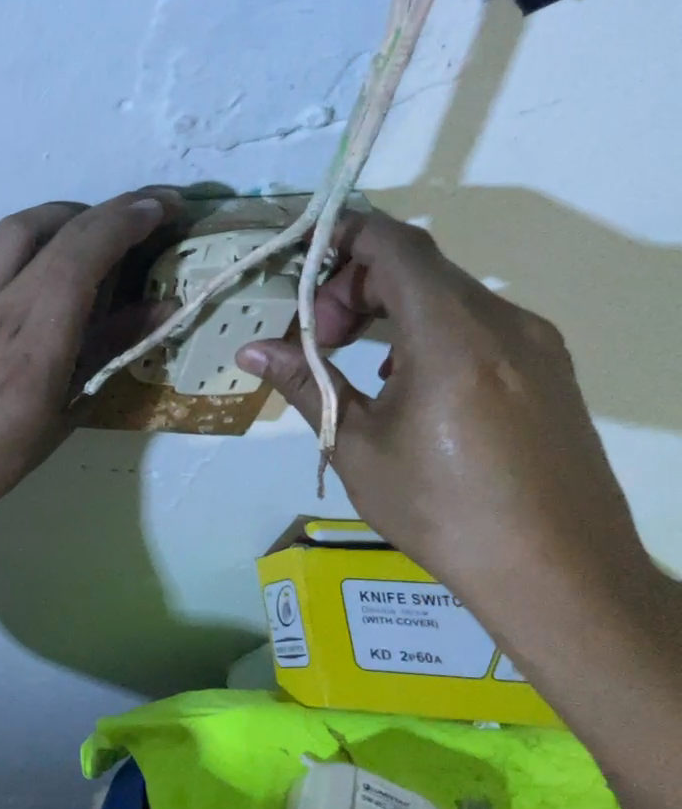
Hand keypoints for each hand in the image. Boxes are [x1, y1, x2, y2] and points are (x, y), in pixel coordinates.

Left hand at [0, 190, 178, 522]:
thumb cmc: (11, 448)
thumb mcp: (74, 402)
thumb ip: (114, 346)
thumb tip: (165, 304)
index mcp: (37, 338)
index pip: (82, 253)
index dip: (125, 220)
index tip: (161, 208)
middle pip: (53, 233)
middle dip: (105, 211)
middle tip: (137, 216)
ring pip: (6, 231)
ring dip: (51, 217)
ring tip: (80, 230)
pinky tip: (4, 252)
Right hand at [236, 210, 653, 598]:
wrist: (557, 570)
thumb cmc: (440, 506)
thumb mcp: (353, 445)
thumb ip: (306, 384)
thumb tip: (252, 349)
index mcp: (453, 336)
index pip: (398, 247)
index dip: (343, 238)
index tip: (296, 265)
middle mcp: (505, 325)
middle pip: (419, 267)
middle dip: (353, 285)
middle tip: (313, 337)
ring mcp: (535, 347)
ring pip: (448, 295)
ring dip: (387, 309)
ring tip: (347, 359)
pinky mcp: (547, 372)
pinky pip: (476, 324)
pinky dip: (422, 331)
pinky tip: (397, 382)